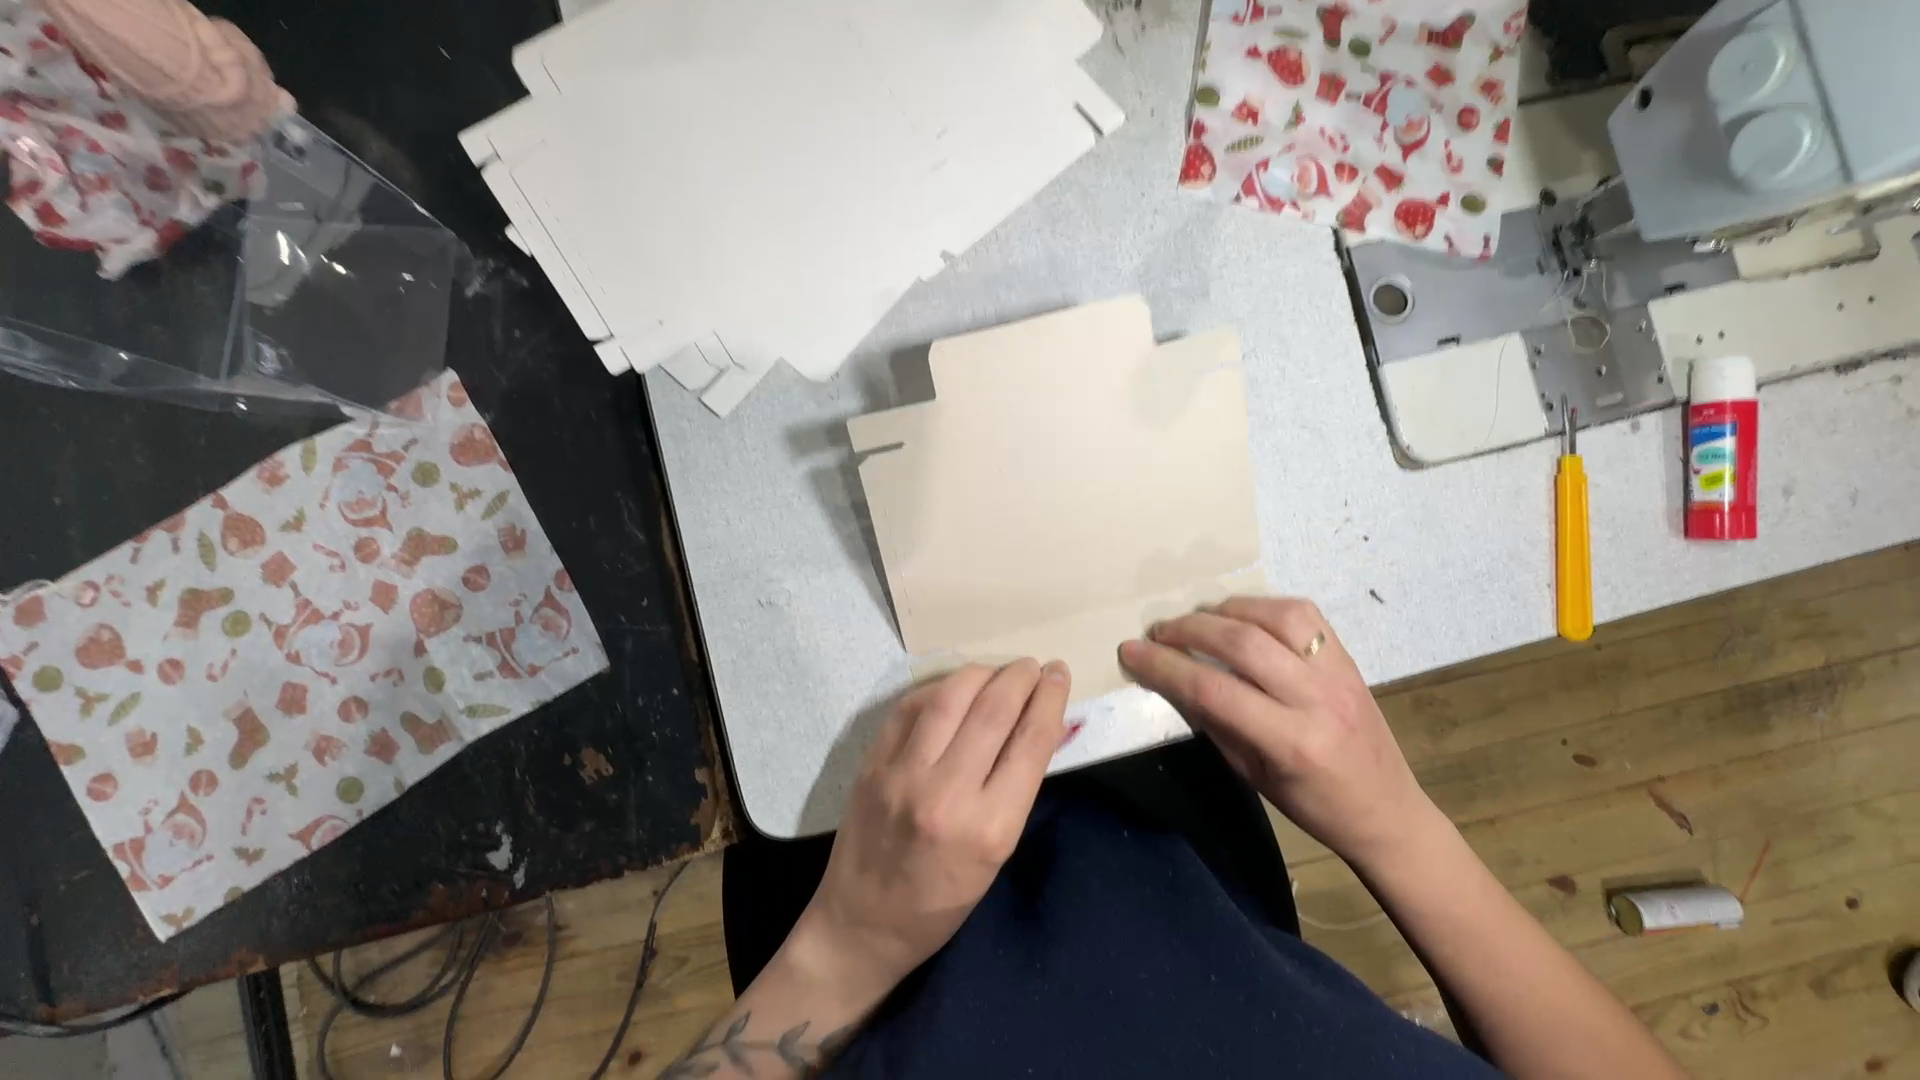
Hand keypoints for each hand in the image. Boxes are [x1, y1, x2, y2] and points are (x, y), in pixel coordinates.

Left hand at [795, 660, 1069, 994]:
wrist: (864, 924)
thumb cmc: (943, 902)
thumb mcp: (997, 855)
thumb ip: (1016, 789)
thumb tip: (1039, 726)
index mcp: (990, 828)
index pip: (1030, 741)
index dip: (1050, 699)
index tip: (1059, 676)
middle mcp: (947, 794)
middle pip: (994, 710)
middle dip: (1020, 678)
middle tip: (1033, 667)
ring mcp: (903, 774)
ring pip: (950, 697)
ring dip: (982, 673)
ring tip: (998, 671)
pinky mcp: (872, 764)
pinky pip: (910, 707)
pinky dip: (939, 687)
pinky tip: (955, 687)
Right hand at [1119, 598, 1436, 867]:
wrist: (1387, 811)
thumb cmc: (1312, 805)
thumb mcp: (1251, 774)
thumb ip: (1213, 721)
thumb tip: (1171, 679)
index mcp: (1290, 742)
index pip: (1213, 690)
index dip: (1164, 666)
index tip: (1131, 652)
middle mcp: (1316, 699)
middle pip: (1241, 642)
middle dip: (1188, 630)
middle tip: (1159, 633)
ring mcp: (1338, 673)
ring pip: (1275, 615)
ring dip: (1226, 610)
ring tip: (1199, 622)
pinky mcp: (1349, 657)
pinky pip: (1304, 614)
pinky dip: (1263, 606)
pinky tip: (1242, 617)